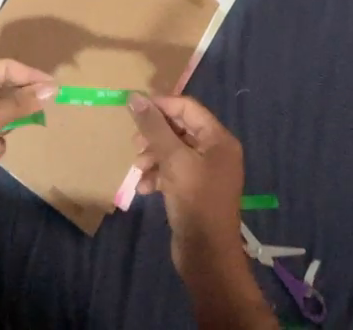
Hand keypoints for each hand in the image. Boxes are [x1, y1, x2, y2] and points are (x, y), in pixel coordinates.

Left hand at [0, 59, 56, 209]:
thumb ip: (19, 103)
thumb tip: (51, 89)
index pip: (4, 67)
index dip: (30, 75)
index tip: (55, 86)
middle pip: (3, 88)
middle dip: (20, 100)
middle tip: (45, 108)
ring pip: (0, 111)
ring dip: (7, 123)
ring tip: (12, 131)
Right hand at [130, 94, 245, 274]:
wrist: (207, 255)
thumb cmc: (195, 201)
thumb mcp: (173, 160)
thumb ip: (154, 127)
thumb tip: (135, 96)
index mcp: (218, 139)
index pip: (187, 107)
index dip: (161, 105)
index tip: (134, 110)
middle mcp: (215, 152)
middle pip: (179, 128)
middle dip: (154, 135)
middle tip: (134, 142)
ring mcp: (205, 172)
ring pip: (173, 150)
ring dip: (152, 156)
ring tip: (138, 168)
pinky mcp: (194, 190)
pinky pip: (173, 170)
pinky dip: (157, 174)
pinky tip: (144, 187)